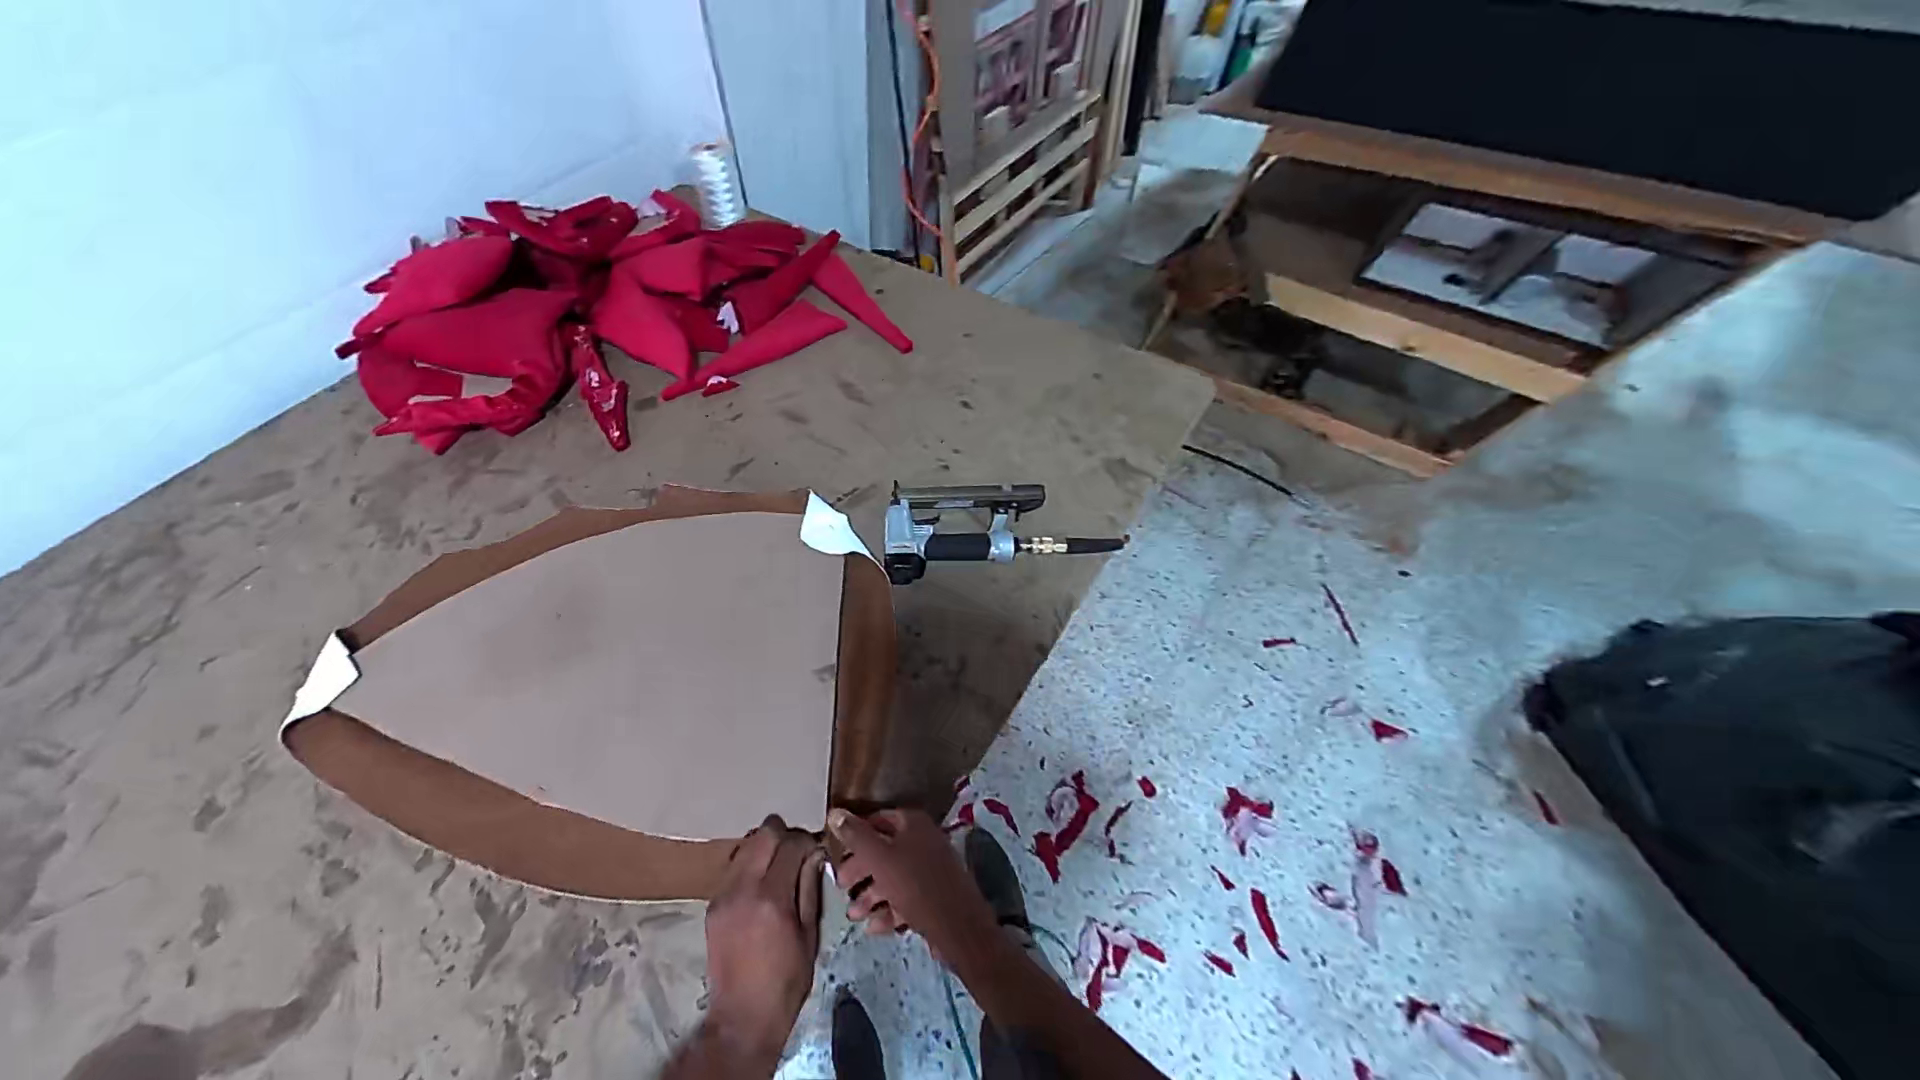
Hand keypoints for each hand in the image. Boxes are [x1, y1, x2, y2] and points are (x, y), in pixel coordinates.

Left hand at [703, 815, 825, 1067]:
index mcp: (772, 898)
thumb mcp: (810, 932)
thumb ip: (810, 886)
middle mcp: (743, 889)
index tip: (816, 850)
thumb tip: (814, 853)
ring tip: (779, 868)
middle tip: (797, 853)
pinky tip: (761, 884)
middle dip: (784, 835)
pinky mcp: (712, 905)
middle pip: (763, 833)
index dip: (807, 840)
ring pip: (745, 845)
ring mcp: (722, 896)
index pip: (790, 842)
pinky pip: (734, 867)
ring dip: (765, 847)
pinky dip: (750, 865)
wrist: (742, 1017)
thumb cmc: (786, 979)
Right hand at [828, 808, 998, 960]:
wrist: (957, 926)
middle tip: (841, 887)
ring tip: (854, 914)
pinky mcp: (933, 896)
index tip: (837, 853)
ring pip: (893, 877)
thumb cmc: (915, 884)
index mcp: (913, 824)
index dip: (855, 835)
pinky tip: (873, 926)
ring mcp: (930, 869)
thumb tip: (835, 812)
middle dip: (860, 870)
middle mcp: (923, 841)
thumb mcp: (879, 858)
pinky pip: (905, 897)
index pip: (877, 820)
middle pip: (884, 850)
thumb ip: (856, 836)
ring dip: (871, 895)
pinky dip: (888, 910)